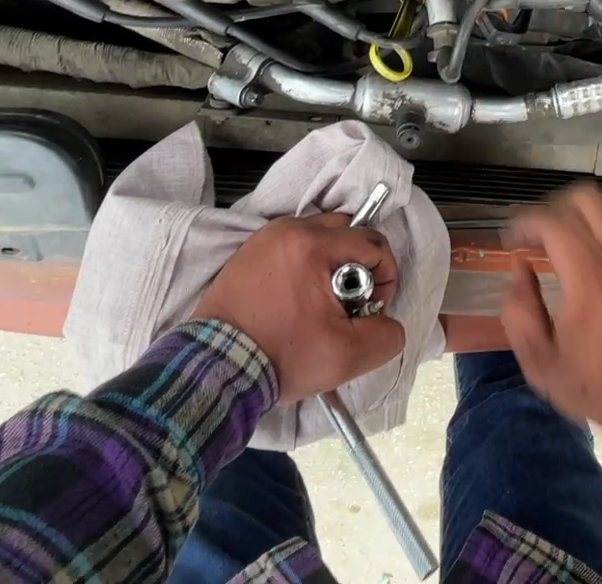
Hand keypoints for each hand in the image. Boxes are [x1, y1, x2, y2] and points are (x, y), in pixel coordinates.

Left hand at [192, 213, 405, 402]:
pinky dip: (304, 267)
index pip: (373, 245)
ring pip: (320, 237)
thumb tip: (387, 322)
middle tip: (347, 306)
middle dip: (358, 267)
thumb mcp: (348, 356)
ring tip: (320, 305)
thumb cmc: (279, 357)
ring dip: (332, 265)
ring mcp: (264, 239)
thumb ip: (386, 334)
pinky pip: (292, 247)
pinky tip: (297, 302)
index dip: (384, 278)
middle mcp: (288, 230)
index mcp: (313, 245)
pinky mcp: (248, 253)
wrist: (214, 371)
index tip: (371, 310)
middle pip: (347, 232)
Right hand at [500, 185, 601, 446]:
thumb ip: (518, 312)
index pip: (555, 226)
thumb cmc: (596, 389)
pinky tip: (589, 250)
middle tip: (536, 231)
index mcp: (589, 287)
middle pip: (587, 202)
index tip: (511, 237)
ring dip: (580, 212)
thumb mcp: (540, 365)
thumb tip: (519, 267)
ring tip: (562, 235)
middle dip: (553, 207)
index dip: (526, 221)